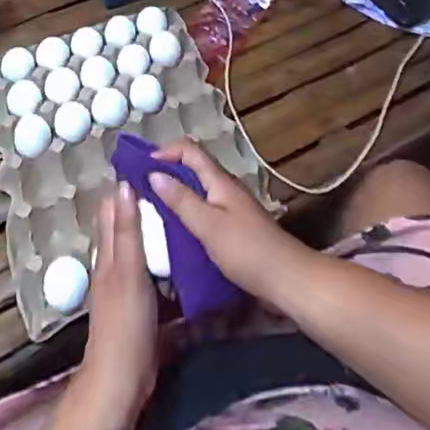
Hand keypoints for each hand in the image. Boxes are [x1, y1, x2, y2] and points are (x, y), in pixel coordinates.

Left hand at [48, 183, 157, 429]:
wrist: (122, 378)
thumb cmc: (125, 321)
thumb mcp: (129, 271)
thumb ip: (127, 231)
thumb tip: (124, 185)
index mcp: (108, 250)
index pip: (112, 206)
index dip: (126, 184)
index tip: (148, 165)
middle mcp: (113, 261)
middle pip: (125, 223)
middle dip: (142, 203)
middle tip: (172, 187)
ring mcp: (126, 282)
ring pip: (139, 245)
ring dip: (154, 230)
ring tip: (180, 213)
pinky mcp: (139, 302)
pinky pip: (150, 269)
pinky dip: (162, 257)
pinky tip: (180, 256)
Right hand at [148, 139, 313, 301]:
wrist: (288, 280)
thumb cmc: (247, 250)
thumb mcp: (208, 225)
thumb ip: (181, 199)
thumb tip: (154, 173)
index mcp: (219, 180)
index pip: (189, 149)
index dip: (164, 151)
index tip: (141, 166)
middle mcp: (225, 187)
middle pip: (192, 167)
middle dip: (166, 170)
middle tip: (140, 186)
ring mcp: (231, 206)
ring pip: (197, 189)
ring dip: (175, 191)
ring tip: (152, 206)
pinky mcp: (234, 226)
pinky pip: (204, 208)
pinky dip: (186, 210)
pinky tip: (176, 228)